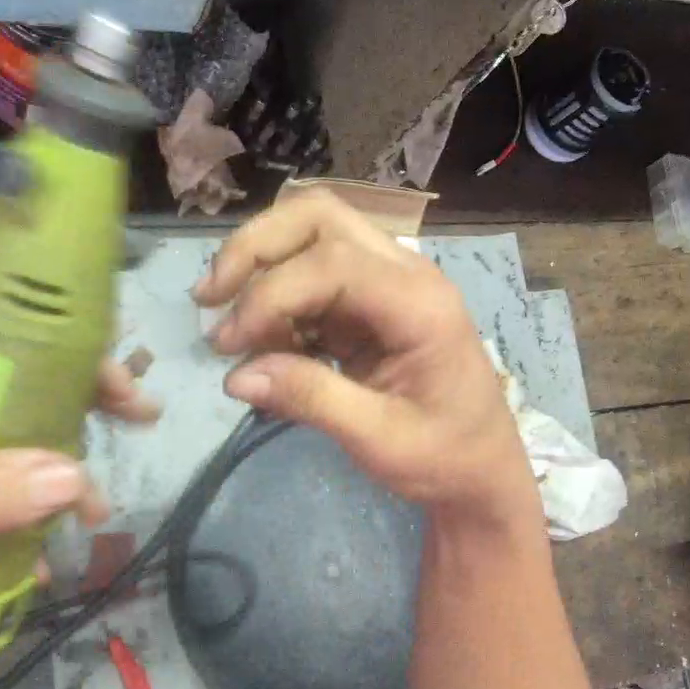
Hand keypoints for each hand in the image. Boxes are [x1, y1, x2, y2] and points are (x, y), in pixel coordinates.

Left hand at [0, 319, 159, 629]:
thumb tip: (76, 477)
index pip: (6, 337)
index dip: (75, 361)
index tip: (125, 400)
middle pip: (11, 376)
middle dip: (73, 413)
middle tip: (129, 441)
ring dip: (47, 462)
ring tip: (86, 516)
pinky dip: (11, 491)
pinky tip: (33, 542)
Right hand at [195, 190, 535, 517]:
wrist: (481, 471)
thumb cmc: (443, 457)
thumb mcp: (379, 440)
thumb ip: (312, 400)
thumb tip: (235, 376)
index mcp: (419, 303)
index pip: (330, 262)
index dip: (269, 294)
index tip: (229, 345)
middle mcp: (404, 273)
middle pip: (317, 218)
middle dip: (253, 249)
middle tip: (208, 298)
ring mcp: (385, 282)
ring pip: (310, 234)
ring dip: (258, 267)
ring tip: (225, 326)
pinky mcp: (366, 303)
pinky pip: (309, 276)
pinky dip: (273, 300)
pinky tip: (257, 342)